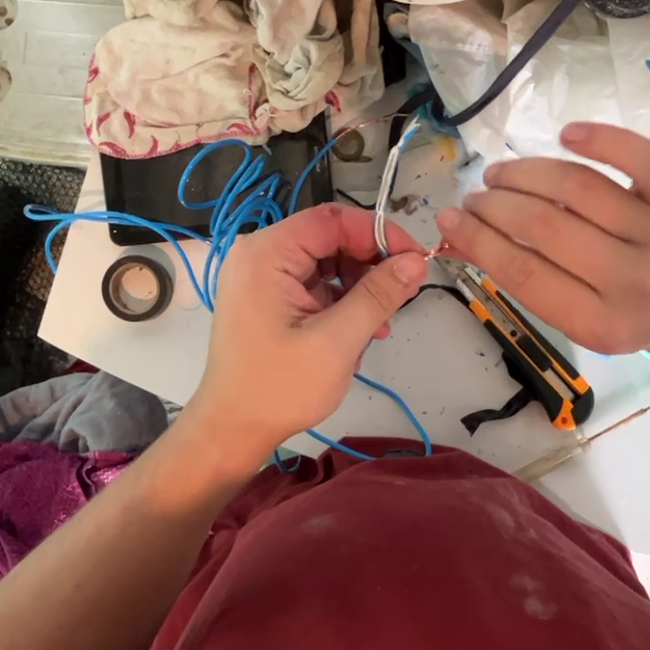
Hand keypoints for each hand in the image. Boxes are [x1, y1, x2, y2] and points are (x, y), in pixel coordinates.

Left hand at [180, 204, 427, 470]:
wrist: (232, 430)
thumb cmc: (279, 387)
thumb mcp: (337, 341)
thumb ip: (378, 296)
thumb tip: (416, 262)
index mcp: (267, 254)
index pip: (332, 220)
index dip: (378, 233)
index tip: (414, 260)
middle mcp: (260, 256)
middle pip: (330, 239)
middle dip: (370, 265)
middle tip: (402, 296)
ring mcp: (262, 279)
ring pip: (326, 264)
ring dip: (359, 289)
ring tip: (379, 327)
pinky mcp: (268, 300)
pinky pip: (315, 286)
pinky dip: (341, 304)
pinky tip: (359, 335)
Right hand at [435, 122, 649, 358]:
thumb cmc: (625, 316)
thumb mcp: (574, 318)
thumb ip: (522, 279)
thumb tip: (457, 237)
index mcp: (601, 323)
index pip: (524, 273)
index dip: (478, 241)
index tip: (447, 220)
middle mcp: (635, 280)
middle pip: (547, 227)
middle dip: (496, 206)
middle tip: (474, 198)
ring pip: (581, 189)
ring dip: (527, 174)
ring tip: (499, 175)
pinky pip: (643, 160)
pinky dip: (603, 140)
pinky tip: (566, 135)